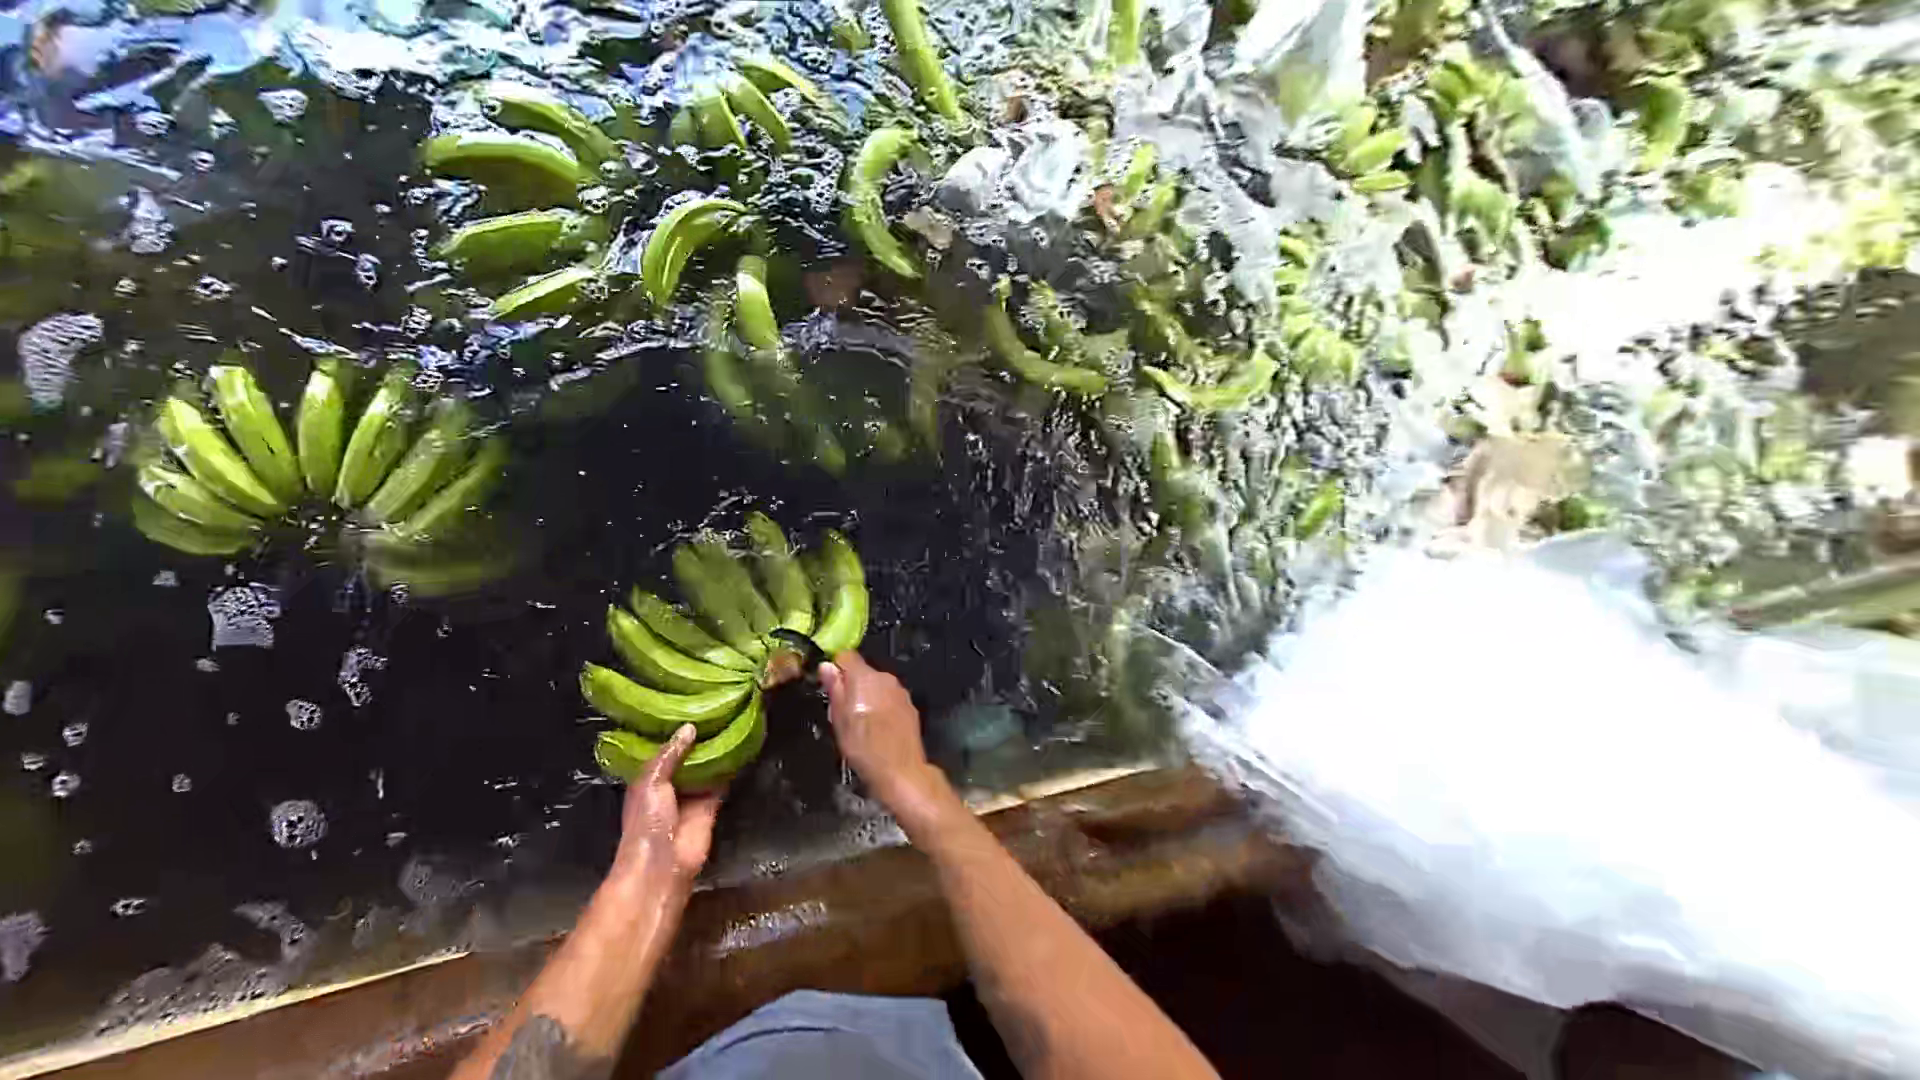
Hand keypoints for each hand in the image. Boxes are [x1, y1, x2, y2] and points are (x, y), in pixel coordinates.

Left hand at [608, 724, 722, 899]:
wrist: (664, 864)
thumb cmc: (647, 821)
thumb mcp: (651, 781)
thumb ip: (670, 753)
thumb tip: (689, 728)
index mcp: (648, 779)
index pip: (662, 749)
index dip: (672, 731)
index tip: (687, 707)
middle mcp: (669, 785)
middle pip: (686, 756)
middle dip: (697, 738)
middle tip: (715, 709)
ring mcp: (691, 795)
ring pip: (706, 766)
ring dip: (716, 750)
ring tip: (730, 720)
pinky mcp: (712, 804)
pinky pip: (722, 780)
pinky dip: (731, 767)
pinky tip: (742, 746)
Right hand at [819, 651, 951, 824]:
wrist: (901, 770)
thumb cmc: (864, 747)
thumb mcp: (839, 720)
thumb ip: (834, 689)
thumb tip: (826, 666)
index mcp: (865, 677)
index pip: (847, 656)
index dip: (836, 668)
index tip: (830, 685)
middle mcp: (885, 678)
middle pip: (863, 671)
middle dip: (851, 685)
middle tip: (843, 711)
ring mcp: (900, 691)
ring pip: (877, 685)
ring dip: (867, 695)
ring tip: (860, 723)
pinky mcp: (909, 705)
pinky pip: (889, 697)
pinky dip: (882, 705)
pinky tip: (878, 727)